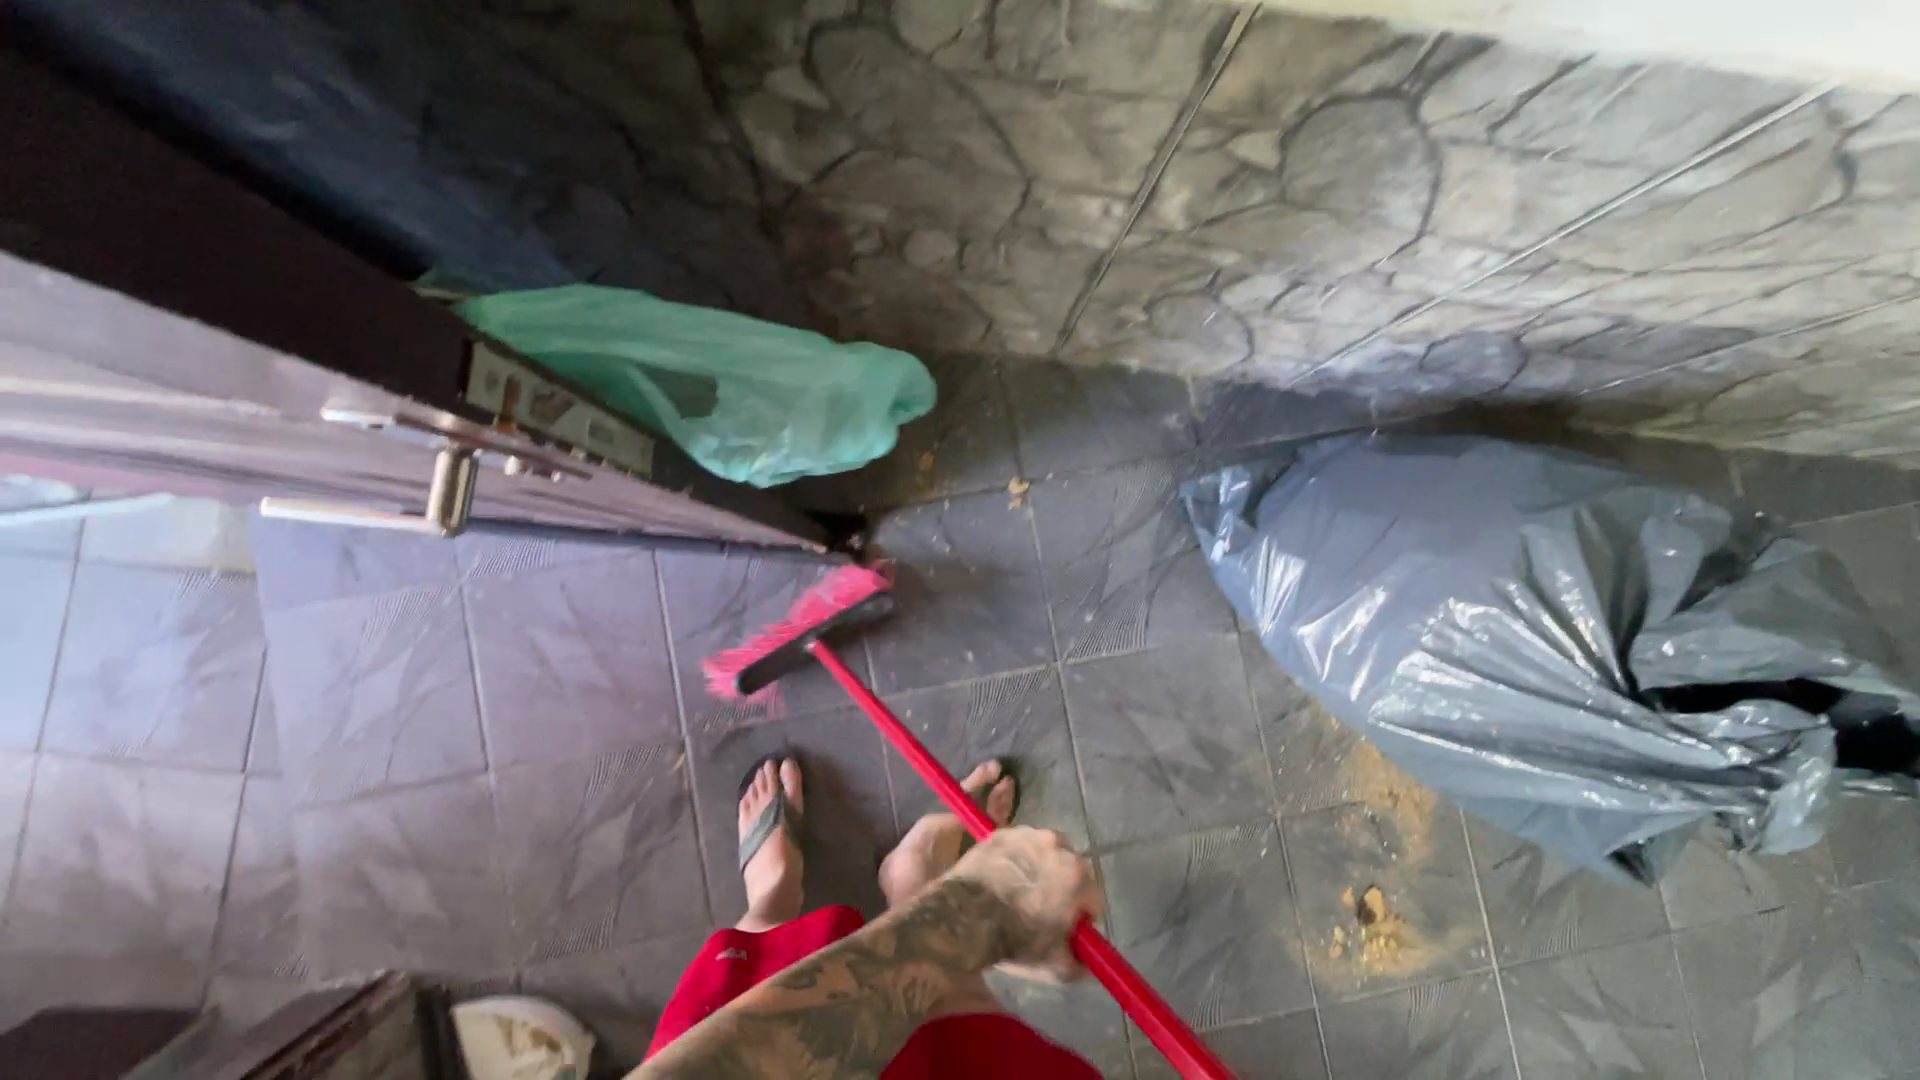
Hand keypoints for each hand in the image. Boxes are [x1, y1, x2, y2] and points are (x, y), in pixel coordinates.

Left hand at [947, 826, 1101, 980]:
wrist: (967, 916)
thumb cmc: (1016, 938)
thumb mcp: (1055, 965)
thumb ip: (1079, 963)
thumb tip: (1086, 962)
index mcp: (1078, 875)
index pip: (1092, 898)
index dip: (1082, 916)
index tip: (1069, 928)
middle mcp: (1057, 845)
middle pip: (1069, 869)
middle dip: (1062, 887)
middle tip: (1043, 909)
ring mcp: (1027, 834)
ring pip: (1043, 852)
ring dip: (1039, 867)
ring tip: (1020, 891)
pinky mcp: (1001, 832)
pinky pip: (1017, 846)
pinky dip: (1015, 858)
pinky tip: (1002, 877)